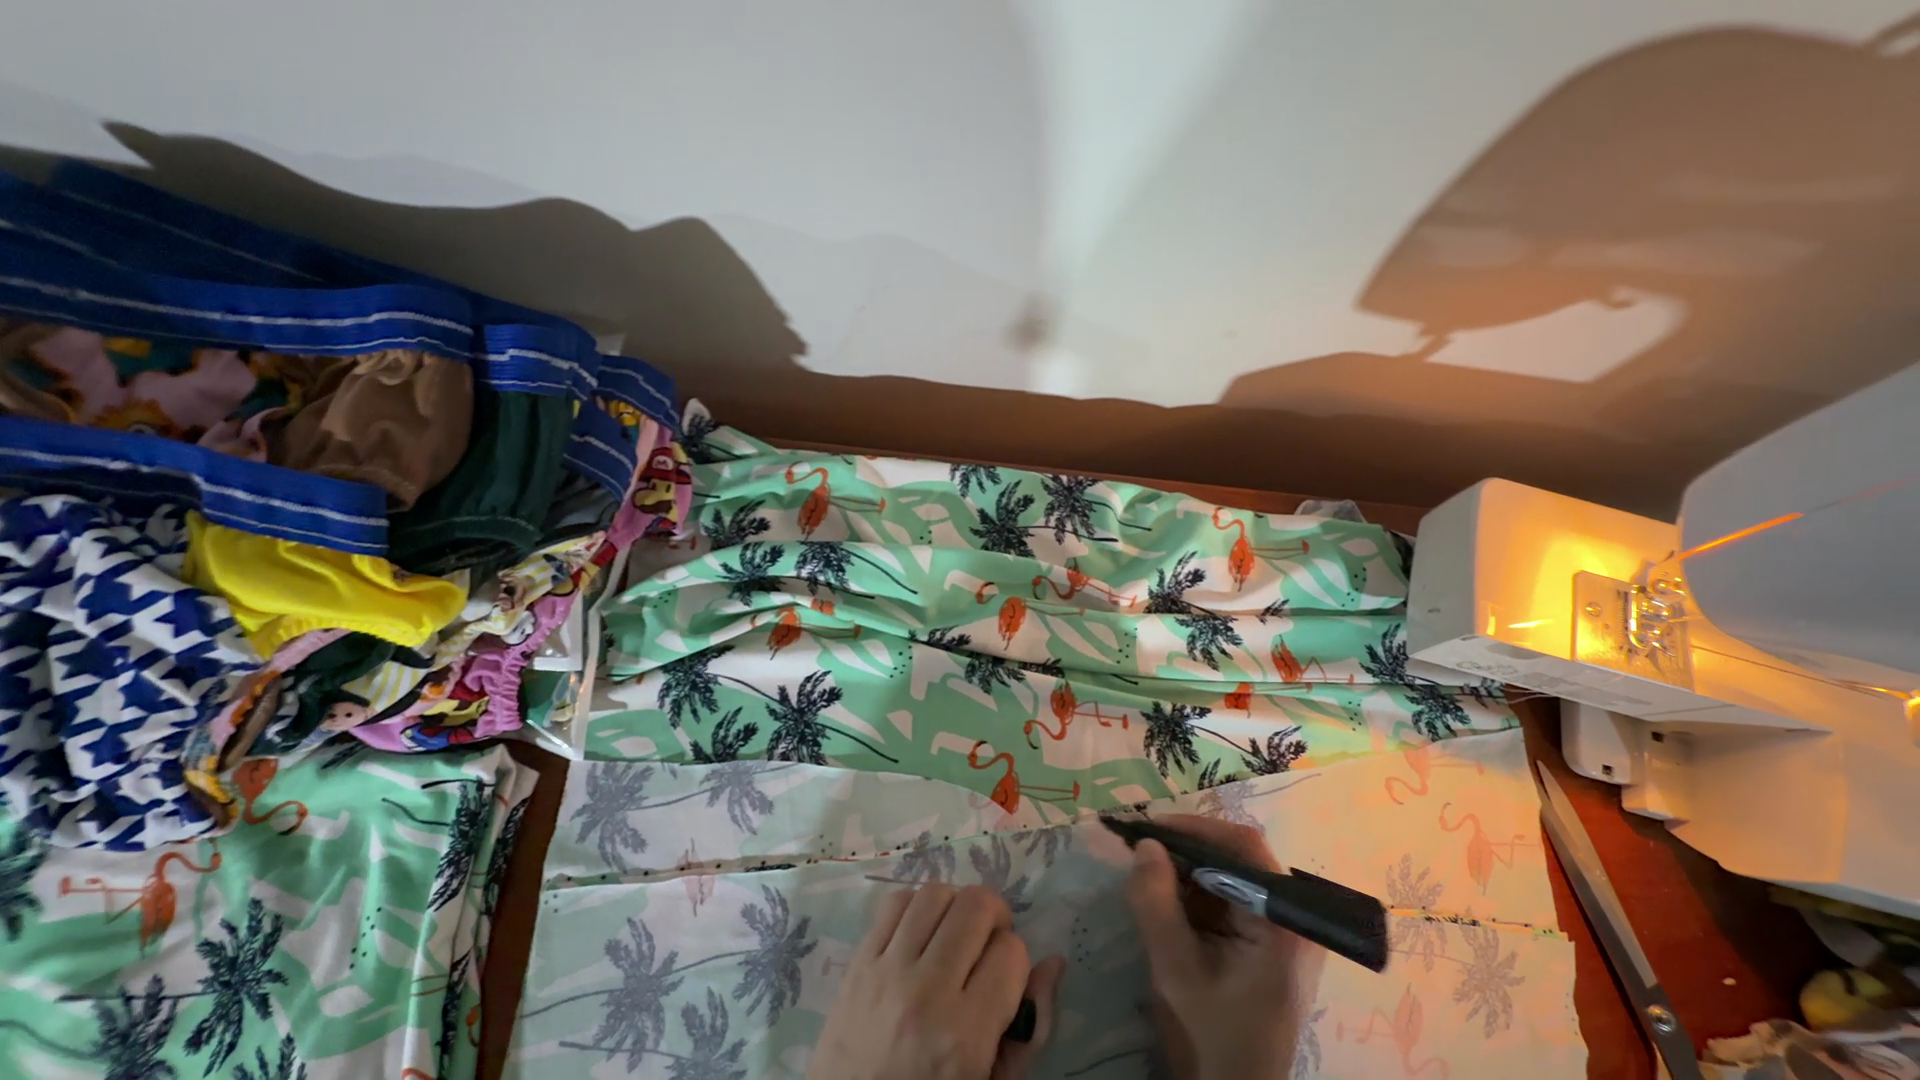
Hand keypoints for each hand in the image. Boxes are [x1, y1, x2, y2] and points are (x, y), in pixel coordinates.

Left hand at [807, 883, 1066, 1079]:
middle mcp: (926, 992)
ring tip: (955, 930)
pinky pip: (893, 903)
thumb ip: (1030, 1029)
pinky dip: (916, 906)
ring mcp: (887, 971)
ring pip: (935, 894)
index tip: (1006, 975)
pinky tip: (922, 931)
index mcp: (965, 1033)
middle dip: (995, 916)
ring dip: (956, 905)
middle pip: (976, 907)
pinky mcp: (857, 961)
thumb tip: (1053, 964)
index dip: (1017, 958)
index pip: (1012, 953)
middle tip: (989, 940)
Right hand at [1127, 815, 1326, 1079]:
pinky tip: (1164, 898)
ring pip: (1229, 876)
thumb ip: (1156, 902)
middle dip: (1185, 848)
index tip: (1148, 828)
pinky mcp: (1265, 945)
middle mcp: (1291, 918)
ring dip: (1186, 870)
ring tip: (1144, 868)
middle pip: (1237, 857)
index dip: (1193, 828)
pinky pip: (1228, 900)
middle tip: (1138, 845)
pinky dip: (1194, 894)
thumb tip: (1144, 844)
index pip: (1243, 847)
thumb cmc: (1210, 1036)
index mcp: (1282, 921)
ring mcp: (1281, 932)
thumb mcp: (1174, 968)